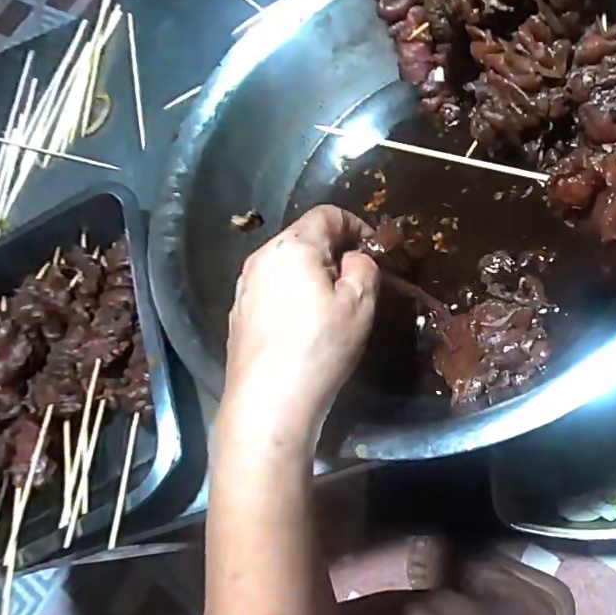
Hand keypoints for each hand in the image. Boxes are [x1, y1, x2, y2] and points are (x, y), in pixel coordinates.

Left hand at [221, 206, 377, 434]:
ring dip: (316, 275)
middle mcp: (262, 258)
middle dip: (337, 252)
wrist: (270, 400)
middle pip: (305, 238)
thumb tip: (354, 258)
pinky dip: (296, 296)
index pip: (327, 214)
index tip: (376, 250)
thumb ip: (364, 267)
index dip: (357, 225)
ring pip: (289, 266)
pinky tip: (308, 327)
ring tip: (336, 307)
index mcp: (293, 246)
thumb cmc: (321, 345)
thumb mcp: (360, 303)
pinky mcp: (240, 314)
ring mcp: (245, 287)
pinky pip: (275, 290)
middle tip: (361, 281)